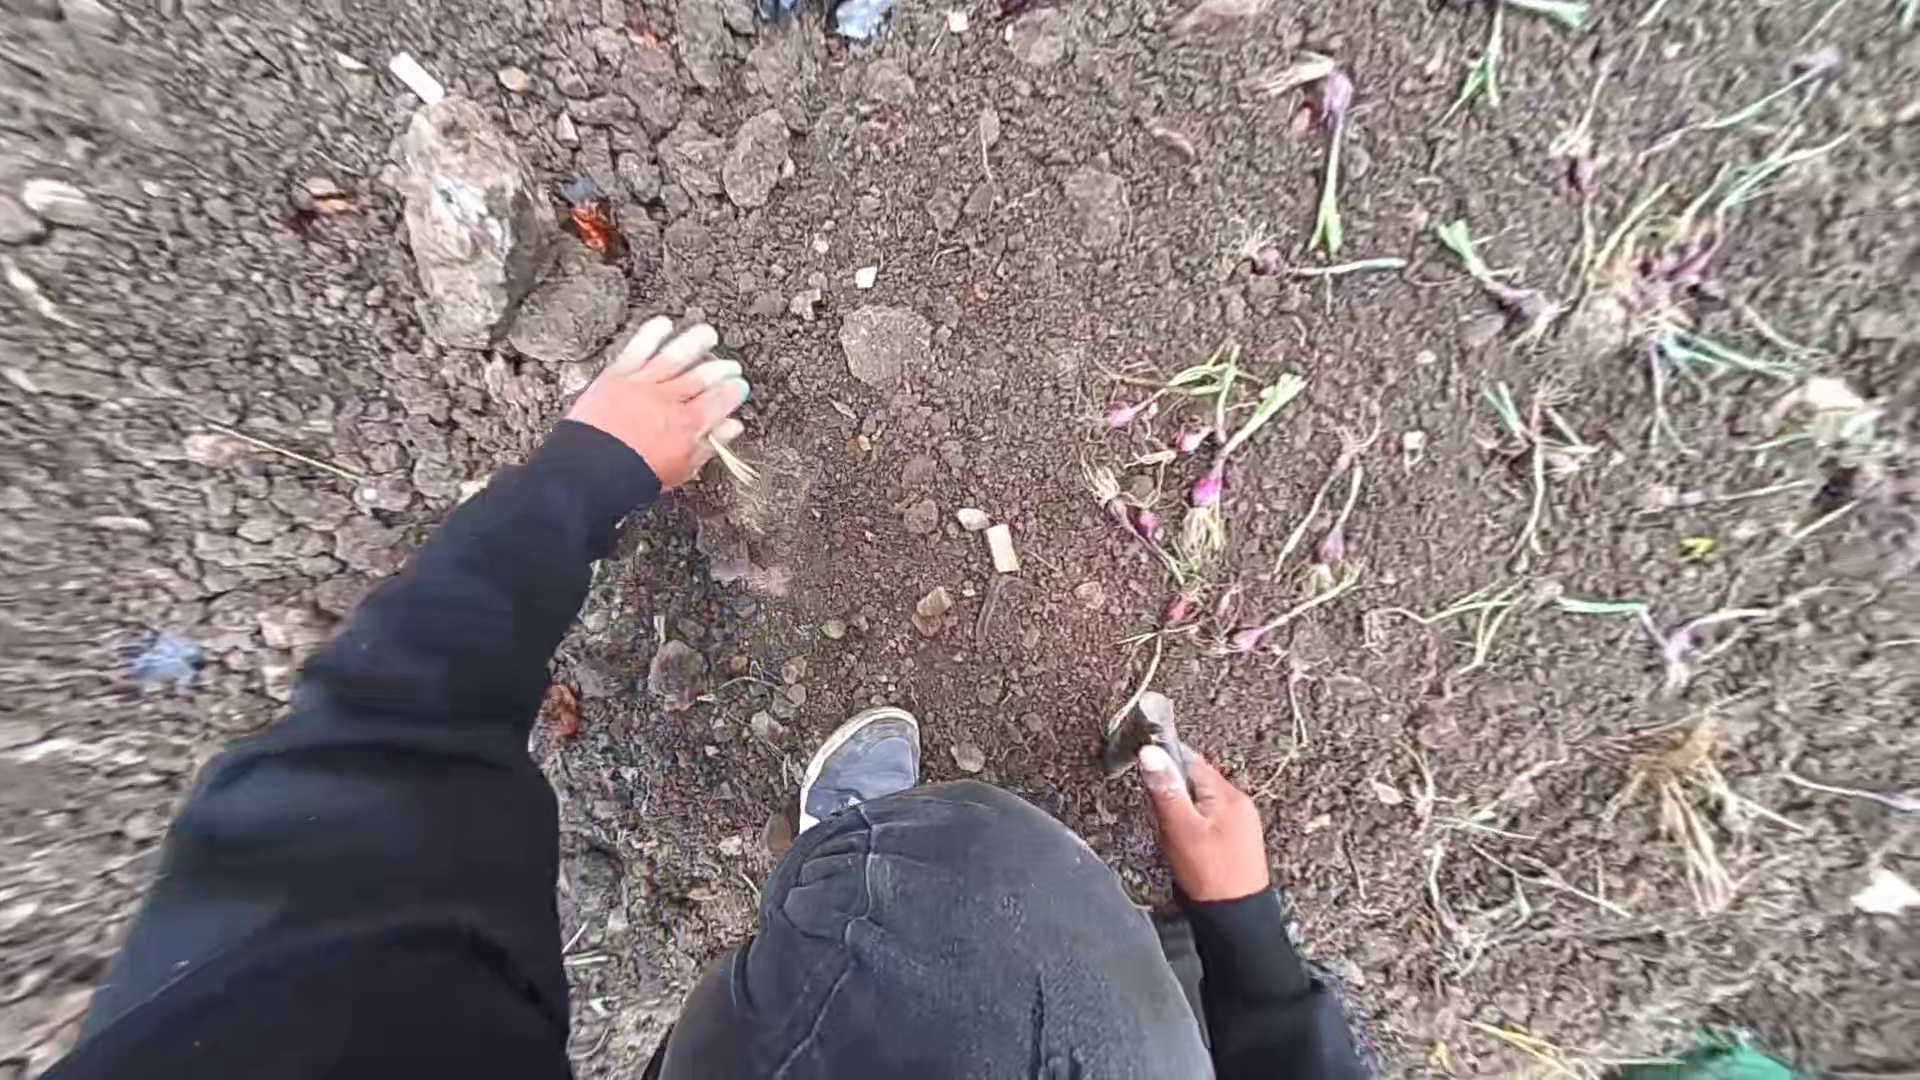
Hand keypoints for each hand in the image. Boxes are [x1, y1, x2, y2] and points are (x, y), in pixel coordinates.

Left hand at [566, 317, 749, 488]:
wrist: (592, 469)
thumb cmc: (637, 473)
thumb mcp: (684, 467)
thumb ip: (710, 444)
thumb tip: (733, 427)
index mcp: (688, 424)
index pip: (720, 401)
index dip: (733, 391)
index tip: (741, 386)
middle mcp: (669, 400)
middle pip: (701, 378)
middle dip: (720, 369)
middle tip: (731, 365)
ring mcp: (643, 385)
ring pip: (674, 358)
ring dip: (694, 344)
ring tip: (708, 333)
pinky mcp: (617, 376)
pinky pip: (638, 350)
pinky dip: (652, 335)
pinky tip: (665, 323)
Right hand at [1138, 744, 1270, 902]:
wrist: (1237, 923)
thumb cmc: (1208, 874)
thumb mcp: (1180, 827)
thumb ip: (1165, 788)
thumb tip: (1150, 751)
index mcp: (1227, 794)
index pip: (1188, 760)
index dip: (1164, 768)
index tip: (1148, 783)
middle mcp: (1238, 801)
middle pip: (1194, 779)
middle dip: (1173, 793)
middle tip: (1162, 817)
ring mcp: (1240, 820)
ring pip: (1199, 799)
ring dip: (1181, 809)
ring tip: (1174, 834)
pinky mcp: (1237, 837)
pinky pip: (1208, 816)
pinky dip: (1192, 822)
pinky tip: (1186, 842)